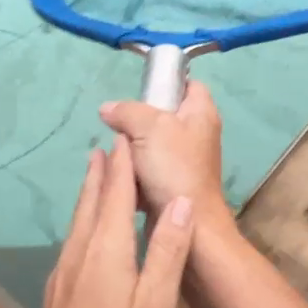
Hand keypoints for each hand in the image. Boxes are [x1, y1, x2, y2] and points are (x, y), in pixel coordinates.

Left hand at [0, 138, 194, 307]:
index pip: (114, 194)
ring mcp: (64, 275)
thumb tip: (181, 200)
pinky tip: (86, 233)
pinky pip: (73, 240)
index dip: (121, 163)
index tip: (125, 133)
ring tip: (94, 173)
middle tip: (106, 143)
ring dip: (89, 192)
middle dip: (101, 171)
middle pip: (90, 202)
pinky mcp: (57, 295)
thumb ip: (168, 252)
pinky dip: (83, 219)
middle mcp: (79, 253)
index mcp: (105, 250)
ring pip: (78, 221)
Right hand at [99, 81, 228, 228]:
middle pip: (163, 115)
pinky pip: (150, 169)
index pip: (187, 83)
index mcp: (201, 112)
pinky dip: (137, 173)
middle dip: (138, 121)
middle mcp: (198, 133)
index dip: (165, 82)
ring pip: (152, 144)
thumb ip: (126, 112)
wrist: (190, 226)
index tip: (139, 91)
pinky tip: (124, 178)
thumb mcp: (149, 128)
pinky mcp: (174, 183)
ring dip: (133, 150)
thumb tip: (106, 109)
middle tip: (119, 127)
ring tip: (117, 156)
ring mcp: (186, 160)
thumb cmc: (175, 168)